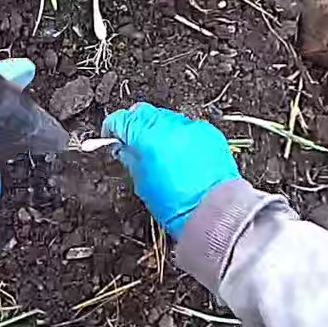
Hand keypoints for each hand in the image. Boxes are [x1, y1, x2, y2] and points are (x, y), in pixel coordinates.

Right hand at [103, 103, 239, 237]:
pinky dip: (180, 136)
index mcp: (148, 138)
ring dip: (158, 130)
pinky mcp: (209, 132)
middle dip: (135, 126)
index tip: (112, 136)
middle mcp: (170, 127)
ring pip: (165, 117)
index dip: (112, 128)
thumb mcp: (142, 184)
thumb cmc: (179, 206)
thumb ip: (130, 159)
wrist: (215, 213)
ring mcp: (191, 128)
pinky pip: (187, 126)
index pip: (121, 119)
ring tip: (160, 153)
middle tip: (134, 144)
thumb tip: (124, 147)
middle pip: (142, 113)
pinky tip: (180, 155)